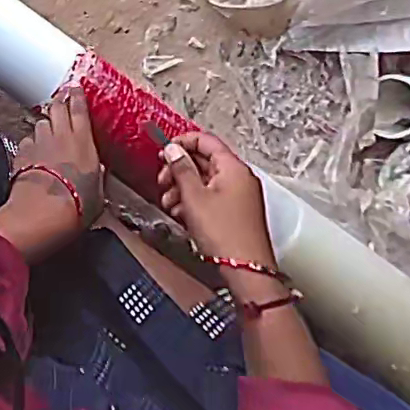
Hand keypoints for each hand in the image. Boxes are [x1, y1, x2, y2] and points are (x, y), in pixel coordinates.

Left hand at [0, 86, 102, 262]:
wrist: (44, 210)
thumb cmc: (77, 205)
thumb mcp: (99, 193)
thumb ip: (98, 176)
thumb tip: (98, 172)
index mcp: (84, 141)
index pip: (80, 109)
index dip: (77, 96)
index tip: (75, 88)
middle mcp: (60, 136)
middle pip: (56, 108)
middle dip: (59, 102)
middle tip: (61, 102)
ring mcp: (38, 142)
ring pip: (40, 123)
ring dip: (44, 125)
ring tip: (48, 133)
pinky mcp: (21, 153)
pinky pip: (26, 141)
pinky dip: (30, 145)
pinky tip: (33, 155)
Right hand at [155, 131, 272, 265]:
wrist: (245, 269)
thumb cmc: (225, 235)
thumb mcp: (193, 196)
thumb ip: (181, 168)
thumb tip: (173, 150)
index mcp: (233, 168)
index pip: (206, 140)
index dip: (182, 142)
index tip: (165, 151)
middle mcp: (239, 178)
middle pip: (203, 160)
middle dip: (179, 169)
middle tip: (164, 179)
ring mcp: (239, 195)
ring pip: (204, 180)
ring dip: (182, 187)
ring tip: (170, 201)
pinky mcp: (235, 210)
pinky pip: (210, 196)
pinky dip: (193, 200)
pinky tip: (181, 213)